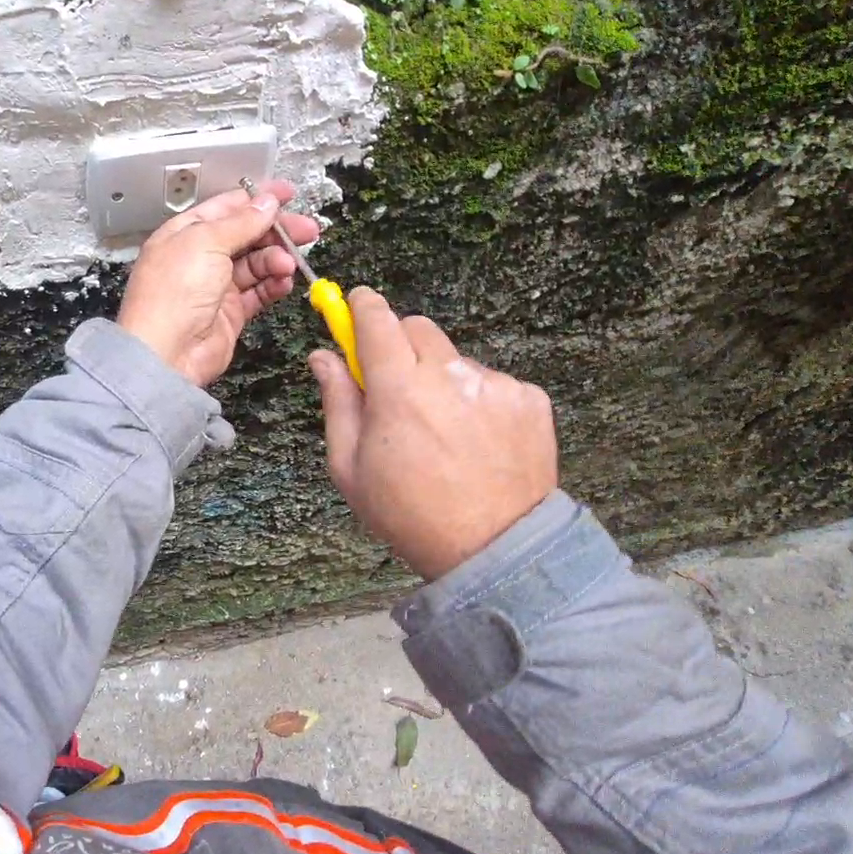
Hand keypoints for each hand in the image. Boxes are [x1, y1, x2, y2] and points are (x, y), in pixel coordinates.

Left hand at [116, 180, 320, 387]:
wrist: (166, 353)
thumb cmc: (172, 294)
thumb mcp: (205, 242)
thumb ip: (241, 222)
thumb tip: (266, 203)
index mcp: (184, 234)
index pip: (226, 208)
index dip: (257, 200)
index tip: (288, 194)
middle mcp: (199, 258)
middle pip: (246, 235)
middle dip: (277, 230)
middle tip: (307, 230)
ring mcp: (215, 286)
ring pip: (256, 264)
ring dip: (277, 259)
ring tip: (290, 263)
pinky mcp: (229, 313)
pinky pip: (259, 292)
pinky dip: (274, 285)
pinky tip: (285, 281)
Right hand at [309, 289, 557, 580]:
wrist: (494, 549)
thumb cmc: (408, 513)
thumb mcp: (349, 465)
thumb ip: (338, 401)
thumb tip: (323, 357)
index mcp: (399, 390)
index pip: (377, 320)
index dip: (361, 306)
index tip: (354, 304)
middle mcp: (449, 376)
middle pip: (417, 328)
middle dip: (398, 344)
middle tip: (393, 385)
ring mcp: (495, 385)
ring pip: (454, 357)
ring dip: (439, 376)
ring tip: (440, 429)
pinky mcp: (529, 399)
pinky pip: (491, 381)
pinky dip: (476, 398)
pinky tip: (473, 439)